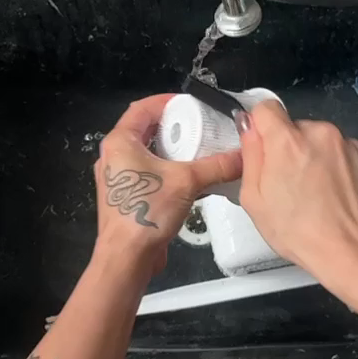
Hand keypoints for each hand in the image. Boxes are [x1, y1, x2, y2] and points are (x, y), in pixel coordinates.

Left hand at [93, 94, 241, 268]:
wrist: (127, 257)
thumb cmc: (147, 211)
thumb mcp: (187, 182)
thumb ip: (217, 166)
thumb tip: (244, 156)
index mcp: (120, 142)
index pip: (142, 108)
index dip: (166, 102)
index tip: (190, 103)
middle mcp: (113, 156)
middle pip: (144, 130)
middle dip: (172, 126)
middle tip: (199, 125)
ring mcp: (117, 178)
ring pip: (146, 153)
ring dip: (171, 150)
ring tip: (198, 149)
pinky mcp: (125, 197)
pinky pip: (147, 174)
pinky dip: (167, 170)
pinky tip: (190, 177)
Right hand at [237, 100, 357, 279]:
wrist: (352, 252)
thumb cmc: (300, 232)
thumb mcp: (254, 199)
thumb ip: (250, 155)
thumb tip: (249, 129)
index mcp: (287, 141)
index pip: (266, 108)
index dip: (261, 127)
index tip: (262, 147)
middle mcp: (320, 134)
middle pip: (296, 128)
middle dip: (290, 149)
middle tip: (288, 184)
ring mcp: (348, 145)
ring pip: (322, 142)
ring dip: (316, 159)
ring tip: (315, 194)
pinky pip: (344, 155)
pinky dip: (338, 170)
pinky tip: (334, 196)